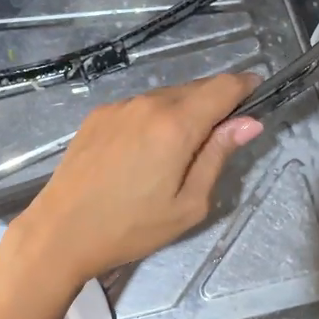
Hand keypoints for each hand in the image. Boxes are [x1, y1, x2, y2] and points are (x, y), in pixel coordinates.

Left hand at [6, 74, 263, 285]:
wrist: (60, 232)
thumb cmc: (130, 227)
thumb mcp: (188, 204)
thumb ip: (218, 156)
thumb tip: (249, 123)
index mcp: (175, 125)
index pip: (222, 87)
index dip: (244, 86)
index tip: (257, 92)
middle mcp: (147, 104)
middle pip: (195, 88)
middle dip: (215, 102)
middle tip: (222, 135)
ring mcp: (118, 107)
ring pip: (165, 96)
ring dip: (183, 111)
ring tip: (181, 149)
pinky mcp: (98, 116)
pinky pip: (139, 107)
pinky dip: (154, 117)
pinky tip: (147, 150)